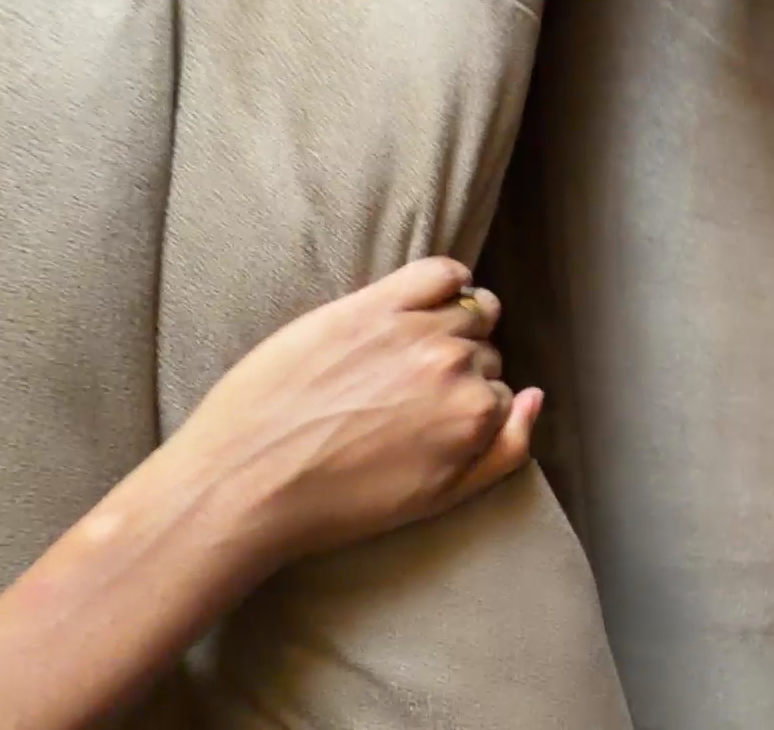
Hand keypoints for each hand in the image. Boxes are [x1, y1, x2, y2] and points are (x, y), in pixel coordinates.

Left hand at [164, 257, 540, 565]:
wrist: (238, 487)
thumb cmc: (339, 502)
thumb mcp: (439, 498)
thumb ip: (506, 450)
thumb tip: (536, 395)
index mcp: (474, 413)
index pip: (501, 391)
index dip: (470, 409)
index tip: (435, 423)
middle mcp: (455, 364)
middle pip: (487, 353)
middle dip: (462, 372)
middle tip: (412, 396)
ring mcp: (415, 329)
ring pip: (471, 314)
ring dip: (456, 329)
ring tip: (414, 352)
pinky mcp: (374, 306)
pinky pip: (441, 272)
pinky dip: (451, 280)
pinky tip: (434, 299)